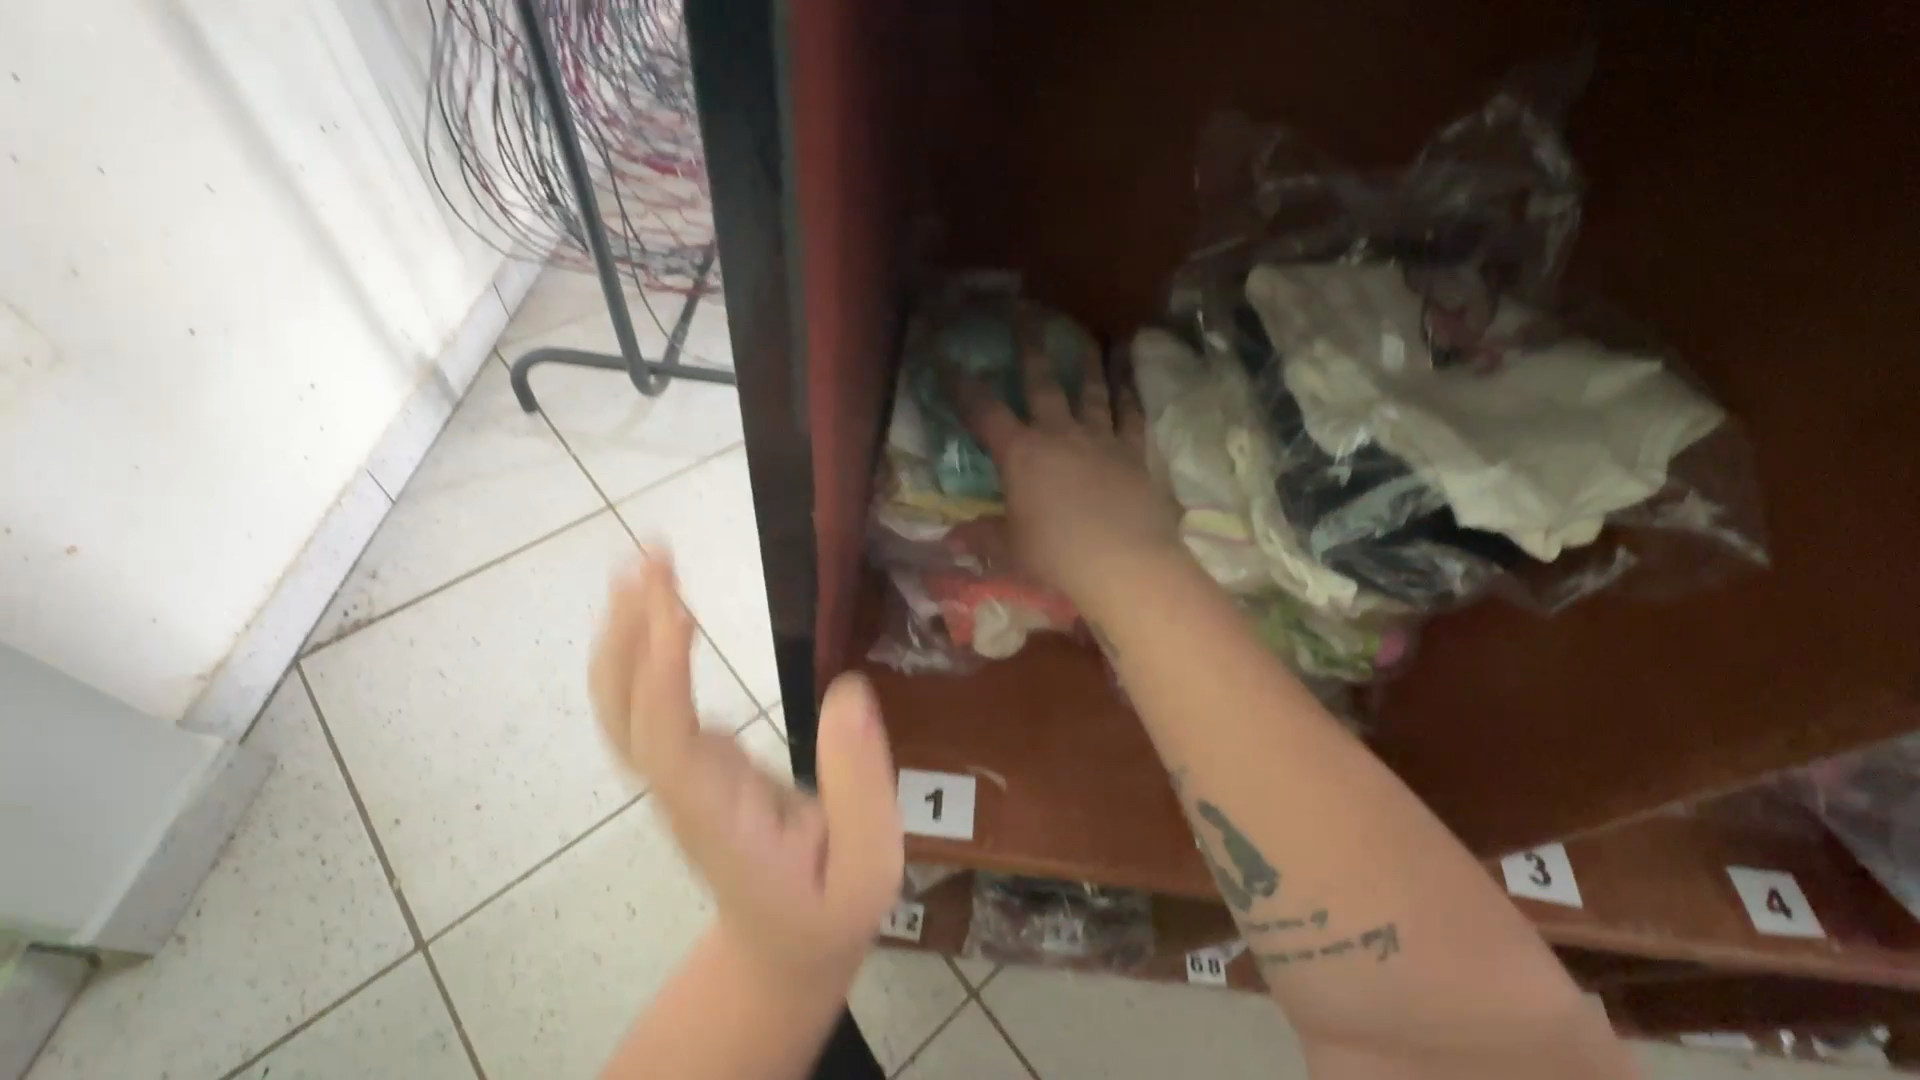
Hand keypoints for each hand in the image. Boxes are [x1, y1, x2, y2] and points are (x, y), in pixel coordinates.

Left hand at [589, 554, 903, 983]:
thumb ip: (860, 784)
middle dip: (629, 631)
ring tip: (648, 563)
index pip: (668, 744)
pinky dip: (641, 647)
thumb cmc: (830, 909)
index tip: (676, 608)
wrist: (782, 949)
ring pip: (622, 706)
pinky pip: (645, 702)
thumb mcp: (871, 863)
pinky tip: (660, 605)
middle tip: (652, 555)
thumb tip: (849, 690)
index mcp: (717, 818)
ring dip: (625, 632)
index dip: (662, 677)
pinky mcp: (688, 765)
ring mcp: (677, 777)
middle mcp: (681, 790)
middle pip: (625, 714)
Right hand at [959, 335, 1184, 608]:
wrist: (1123, 562)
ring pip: (1092, 392)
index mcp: (1020, 454)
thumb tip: (953, 539)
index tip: (948, 359)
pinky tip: (1127, 381)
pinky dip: (1128, 396)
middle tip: (1027, 315)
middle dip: (1030, 349)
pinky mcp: (1133, 453)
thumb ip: (983, 537)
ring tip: (1088, 340)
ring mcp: (1100, 440)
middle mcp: (1059, 435)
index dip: (963, 386)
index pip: (984, 412)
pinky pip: (1130, 417)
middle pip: (1042, 384)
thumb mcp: (1011, 550)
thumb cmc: (1057, 556)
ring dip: (1088, 364)